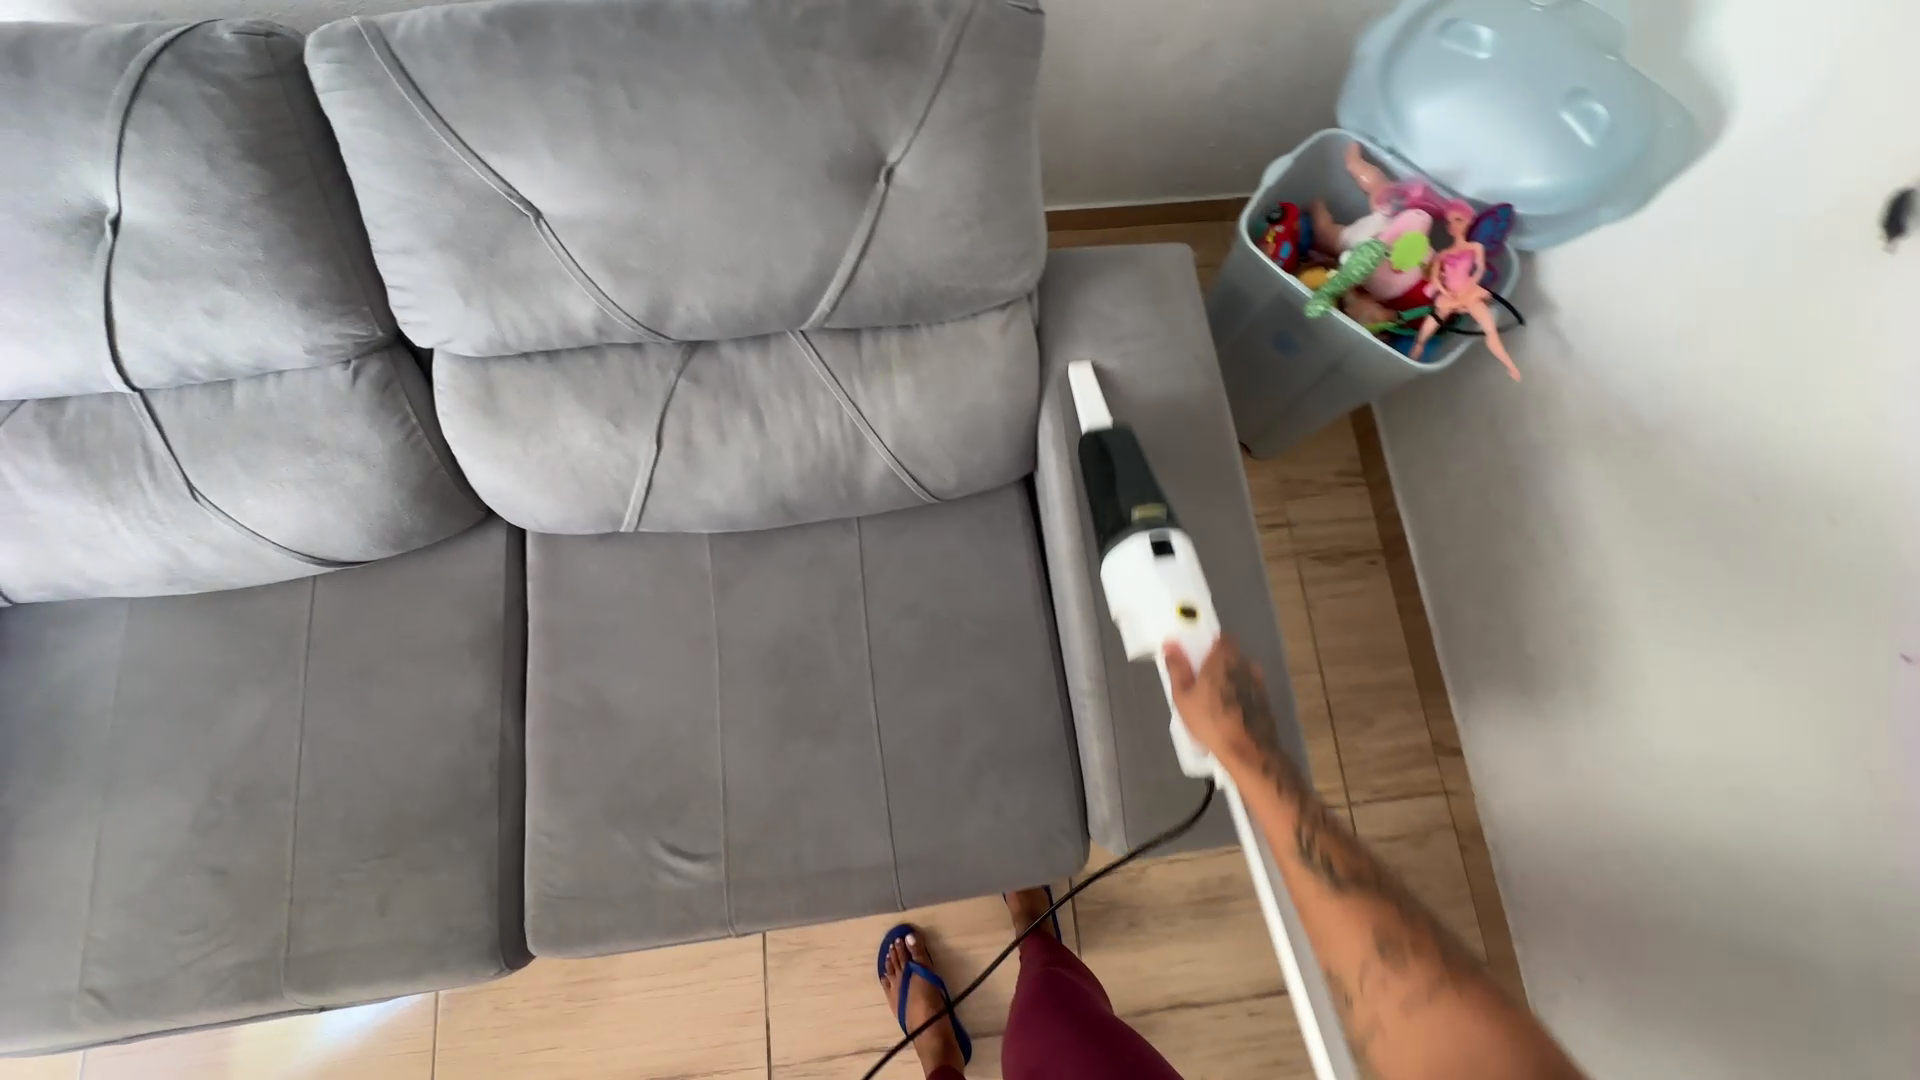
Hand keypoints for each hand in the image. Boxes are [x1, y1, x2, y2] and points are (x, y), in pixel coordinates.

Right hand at [1163, 635, 1277, 776]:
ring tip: (1214, 700)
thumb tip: (1170, 644)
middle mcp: (1245, 665)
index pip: (1221, 638)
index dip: (1209, 644)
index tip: (1197, 655)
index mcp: (1223, 659)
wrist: (1248, 751)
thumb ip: (1177, 668)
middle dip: (1217, 663)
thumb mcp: (1183, 696)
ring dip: (1230, 680)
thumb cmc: (1210, 720)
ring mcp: (1258, 683)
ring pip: (1241, 673)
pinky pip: (1249, 690)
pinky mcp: (1265, 701)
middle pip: (1231, 656)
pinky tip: (1229, 713)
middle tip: (1200, 681)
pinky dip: (1240, 696)